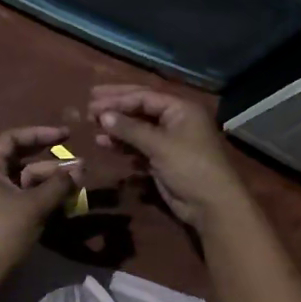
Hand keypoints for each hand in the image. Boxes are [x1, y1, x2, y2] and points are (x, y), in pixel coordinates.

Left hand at [0, 126, 81, 301]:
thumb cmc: (3, 233)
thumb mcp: (34, 206)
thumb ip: (59, 185)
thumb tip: (79, 169)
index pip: (12, 138)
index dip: (39, 133)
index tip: (65, 135)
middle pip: (22, 159)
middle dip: (52, 161)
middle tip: (79, 163)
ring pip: (26, 180)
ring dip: (51, 180)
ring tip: (78, 183)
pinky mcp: (1, 216)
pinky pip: (25, 197)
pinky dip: (44, 196)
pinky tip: (65, 200)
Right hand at [88, 85, 244, 224]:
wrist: (211, 205)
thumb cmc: (189, 166)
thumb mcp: (159, 145)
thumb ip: (130, 129)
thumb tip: (102, 115)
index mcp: (180, 109)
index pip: (144, 96)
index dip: (117, 98)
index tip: (93, 102)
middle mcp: (174, 120)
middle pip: (140, 108)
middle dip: (115, 107)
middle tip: (89, 106)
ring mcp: (168, 140)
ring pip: (137, 128)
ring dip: (116, 127)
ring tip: (92, 127)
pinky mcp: (162, 158)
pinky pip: (138, 145)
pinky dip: (122, 144)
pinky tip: (104, 144)